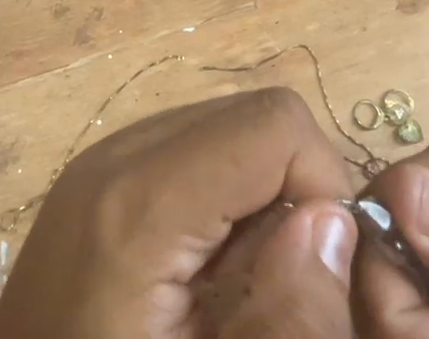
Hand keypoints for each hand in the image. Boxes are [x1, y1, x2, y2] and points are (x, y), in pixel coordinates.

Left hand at [0, 87, 359, 338]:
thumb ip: (280, 312)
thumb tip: (331, 221)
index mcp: (140, 200)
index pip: (275, 122)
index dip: (321, 185)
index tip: (319, 266)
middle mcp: (117, 153)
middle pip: (251, 115)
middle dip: (292, 187)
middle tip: (275, 280)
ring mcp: (101, 157)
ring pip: (224, 126)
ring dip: (257, 192)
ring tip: (233, 279)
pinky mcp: (97, 173)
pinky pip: (188, 148)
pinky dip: (220, 192)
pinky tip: (197, 264)